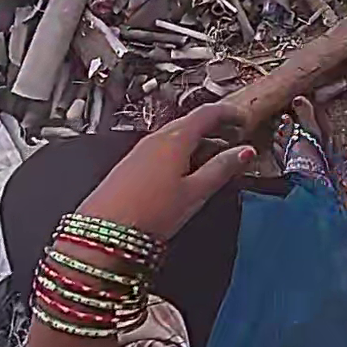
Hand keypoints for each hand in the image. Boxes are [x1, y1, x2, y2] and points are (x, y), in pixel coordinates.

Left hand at [75, 103, 256, 238]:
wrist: (102, 233)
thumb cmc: (150, 213)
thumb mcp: (196, 192)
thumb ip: (222, 168)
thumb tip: (244, 151)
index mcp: (176, 139)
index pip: (207, 113)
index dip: (229, 113)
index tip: (243, 119)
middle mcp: (156, 138)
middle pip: (191, 122)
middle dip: (215, 127)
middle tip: (234, 138)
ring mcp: (141, 151)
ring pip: (176, 136)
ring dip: (199, 141)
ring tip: (216, 157)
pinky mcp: (131, 165)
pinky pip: (163, 149)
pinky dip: (182, 152)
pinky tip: (188, 171)